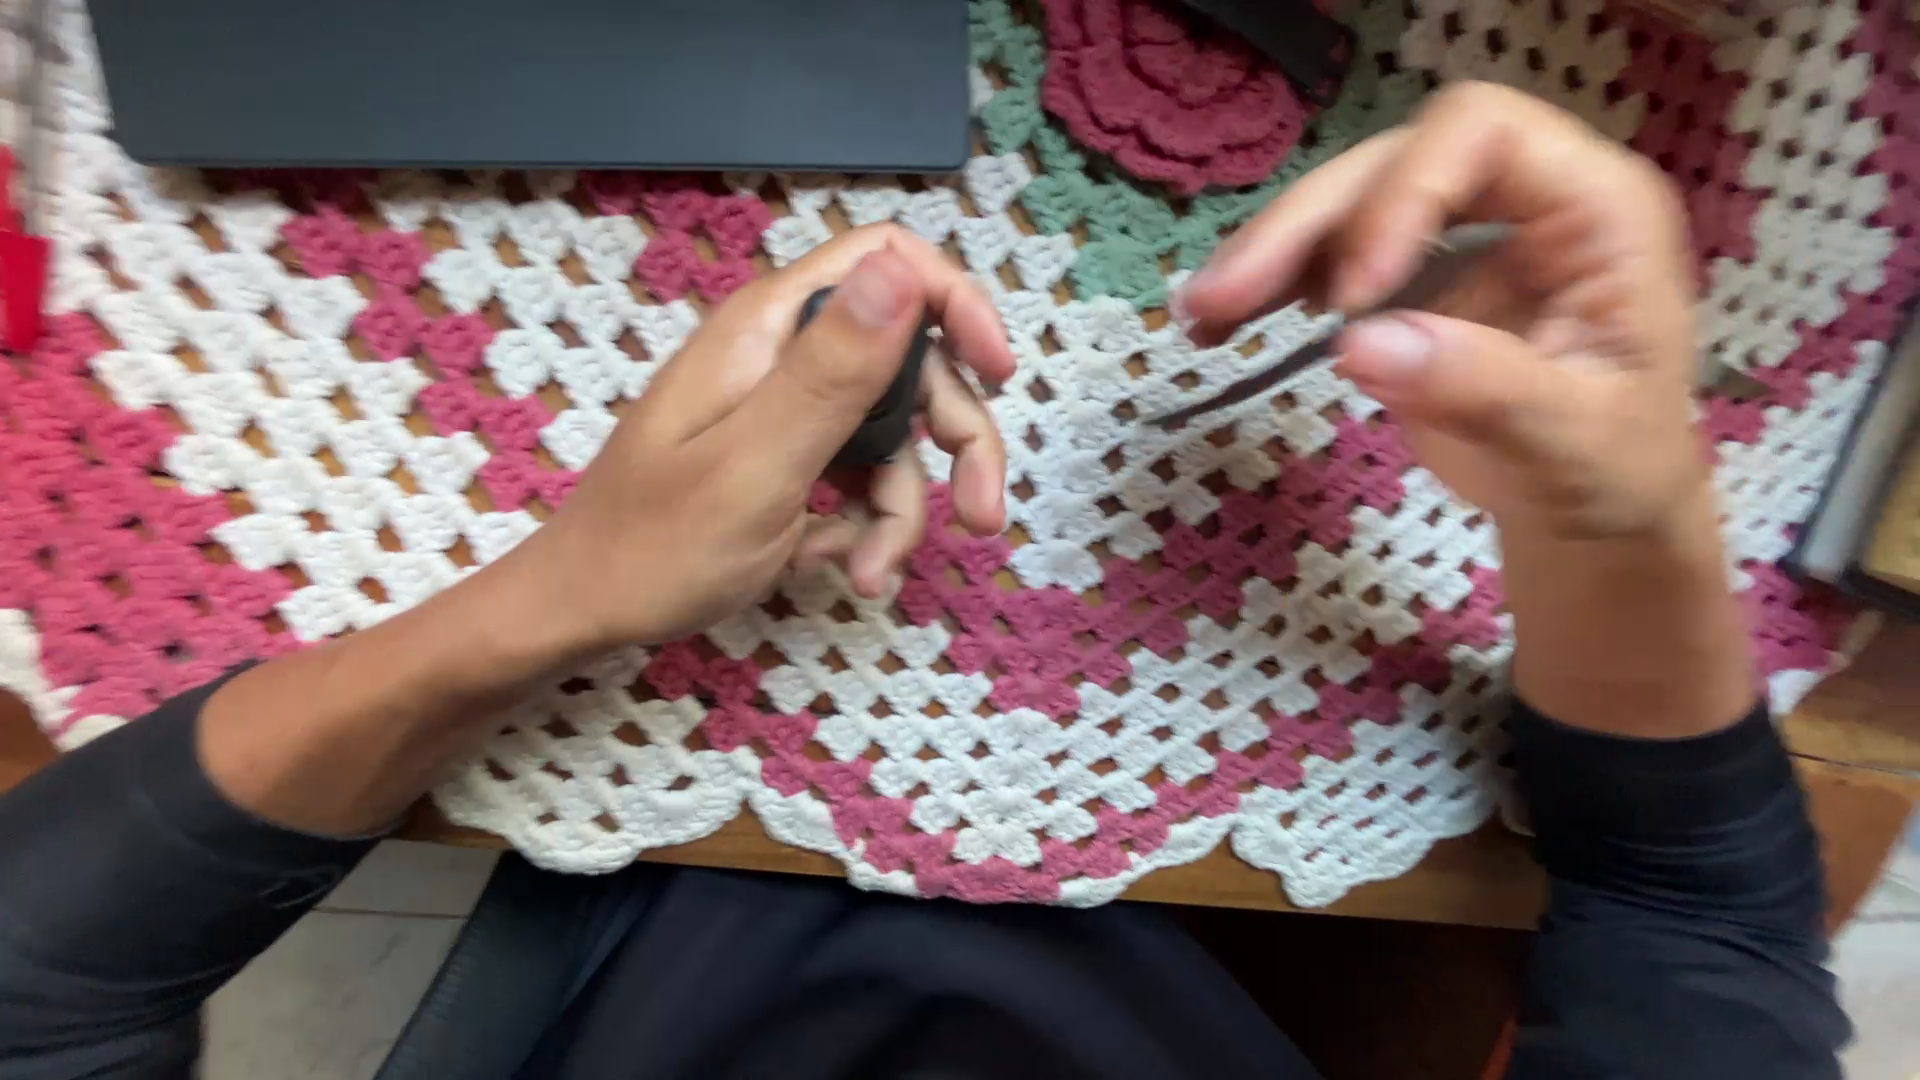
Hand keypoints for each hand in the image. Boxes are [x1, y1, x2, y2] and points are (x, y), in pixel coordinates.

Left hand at [522, 224, 1014, 648]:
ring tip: (868, 574)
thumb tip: (903, 269)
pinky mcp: (798, 459)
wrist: (591, 609)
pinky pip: (866, 481)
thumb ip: (831, 372)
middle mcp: (791, 357)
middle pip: (914, 366)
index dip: (956, 305)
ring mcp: (796, 412)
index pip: (889, 262)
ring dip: (902, 513)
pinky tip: (840, 568)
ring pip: (898, 440)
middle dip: (956, 442)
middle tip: (979, 517)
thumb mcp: (757, 464)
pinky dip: (868, 528)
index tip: (998, 374)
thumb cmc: (659, 543)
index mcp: (775, 330)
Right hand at [1179, 81, 1703, 545]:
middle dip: (1295, 231)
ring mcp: (1446, 244)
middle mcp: (1508, 205)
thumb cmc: (1607, 467)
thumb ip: (1482, 388)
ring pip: (1337, 214)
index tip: (1347, 301)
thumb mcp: (1569, 439)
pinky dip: (1265, 294)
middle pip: (1382, 169)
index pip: (1478, 139)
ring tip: (1200, 315)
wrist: (1584, 501)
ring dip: (1262, 259)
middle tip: (1216, 299)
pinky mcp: (1398, 288)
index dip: (1400, 198)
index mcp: (1585, 210)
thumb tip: (1354, 345)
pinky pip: (1319, 267)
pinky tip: (1219, 326)